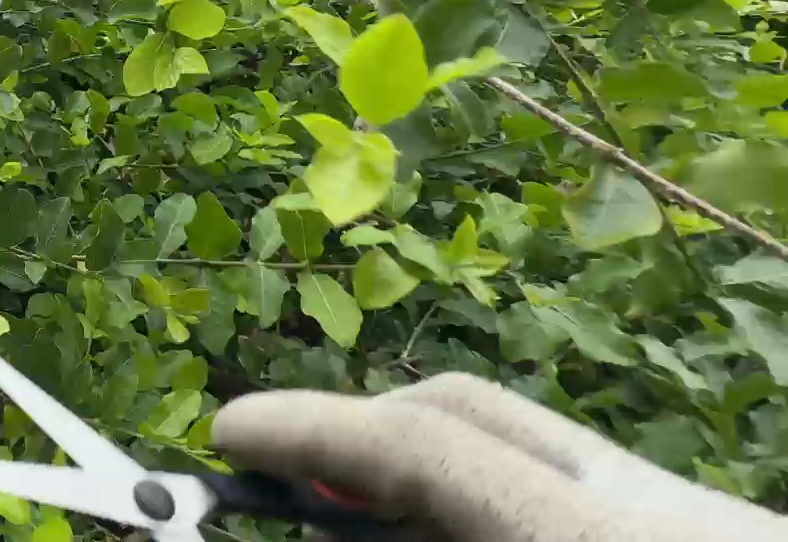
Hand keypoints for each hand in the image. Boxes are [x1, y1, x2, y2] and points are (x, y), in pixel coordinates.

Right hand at [212, 372, 784, 541]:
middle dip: (354, 440)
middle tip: (291, 489)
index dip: (305, 431)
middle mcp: (671, 518)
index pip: (425, 449)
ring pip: (510, 439)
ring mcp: (702, 517)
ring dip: (414, 474)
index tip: (229, 436)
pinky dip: (481, 502)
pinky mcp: (713, 529)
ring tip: (376, 527)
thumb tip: (310, 517)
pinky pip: (559, 478)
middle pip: (461, 414)